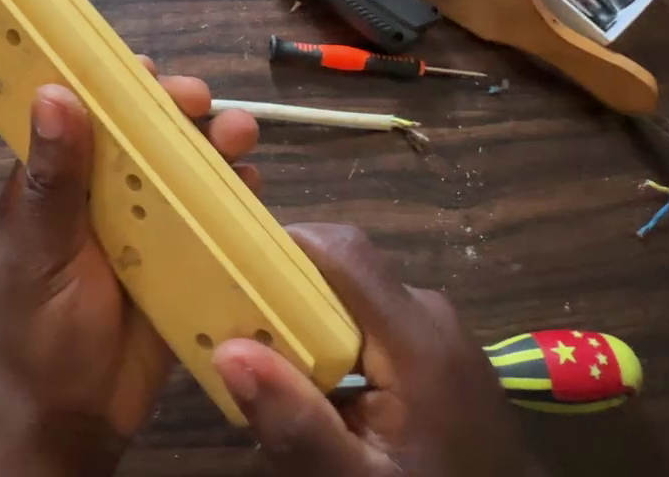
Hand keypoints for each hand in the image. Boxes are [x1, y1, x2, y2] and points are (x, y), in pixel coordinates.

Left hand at [0, 60, 258, 476]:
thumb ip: (54, 179)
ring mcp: (146, 221)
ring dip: (214, 141)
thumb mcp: (40, 253)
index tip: (144, 70)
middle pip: (144, 131)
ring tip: (240, 134)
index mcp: (59, 180)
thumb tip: (54, 92)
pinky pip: (211, 212)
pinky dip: (234, 192)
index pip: (84, 112)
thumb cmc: (40, 334)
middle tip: (201, 99)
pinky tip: (252, 185)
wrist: (74, 421)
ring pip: (183, 164)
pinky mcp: (181, 253)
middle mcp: (104, 190)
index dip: (112, 83)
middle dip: (175, 107)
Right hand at [212, 224, 537, 476]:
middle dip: (288, 290)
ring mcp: (440, 328)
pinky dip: (338, 337)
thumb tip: (229, 352)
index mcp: (416, 336)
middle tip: (239, 327)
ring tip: (270, 360)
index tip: (233, 264)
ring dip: (310, 318)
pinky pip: (376, 320)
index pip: (344, 252)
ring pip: (357, 296)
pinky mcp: (439, 347)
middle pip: (345, 271)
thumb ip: (298, 426)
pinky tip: (318, 383)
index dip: (286, 244)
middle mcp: (430, 312)